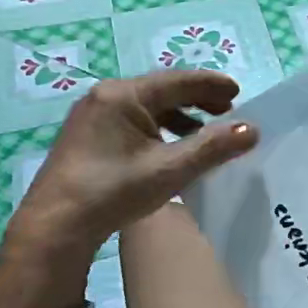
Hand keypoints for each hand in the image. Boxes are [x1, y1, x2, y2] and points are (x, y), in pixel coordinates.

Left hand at [11, 71, 258, 255]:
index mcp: (123, 96)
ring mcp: (94, 116)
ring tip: (206, 132)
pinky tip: (173, 148)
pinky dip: (161, 128)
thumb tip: (252, 130)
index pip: (179, 81)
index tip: (239, 92)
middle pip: (163, 90)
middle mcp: (106, 97)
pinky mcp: (89, 137)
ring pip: (148, 107)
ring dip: (181, 115)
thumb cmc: (114, 190)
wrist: (56, 227)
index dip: (212, 85)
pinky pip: (135, 121)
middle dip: (198, 99)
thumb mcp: (172, 169)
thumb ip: (214, 147)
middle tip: (228, 110)